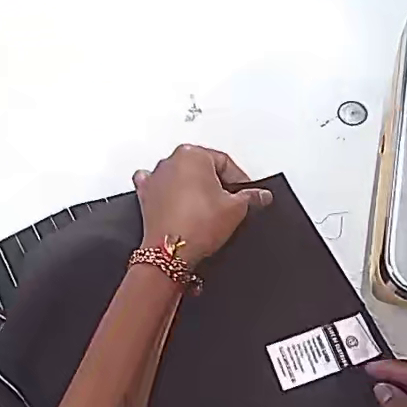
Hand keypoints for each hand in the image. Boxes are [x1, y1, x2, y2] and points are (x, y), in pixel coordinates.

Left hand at [133, 145, 273, 264]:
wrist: (170, 252)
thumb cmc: (196, 226)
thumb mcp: (236, 209)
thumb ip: (251, 197)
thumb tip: (261, 195)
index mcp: (192, 154)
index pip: (225, 161)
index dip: (240, 179)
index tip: (246, 192)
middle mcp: (170, 161)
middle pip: (202, 166)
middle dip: (217, 183)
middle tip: (229, 202)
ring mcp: (155, 178)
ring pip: (182, 176)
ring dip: (194, 188)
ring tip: (207, 208)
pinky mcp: (145, 196)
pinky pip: (159, 188)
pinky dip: (169, 194)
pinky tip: (181, 205)